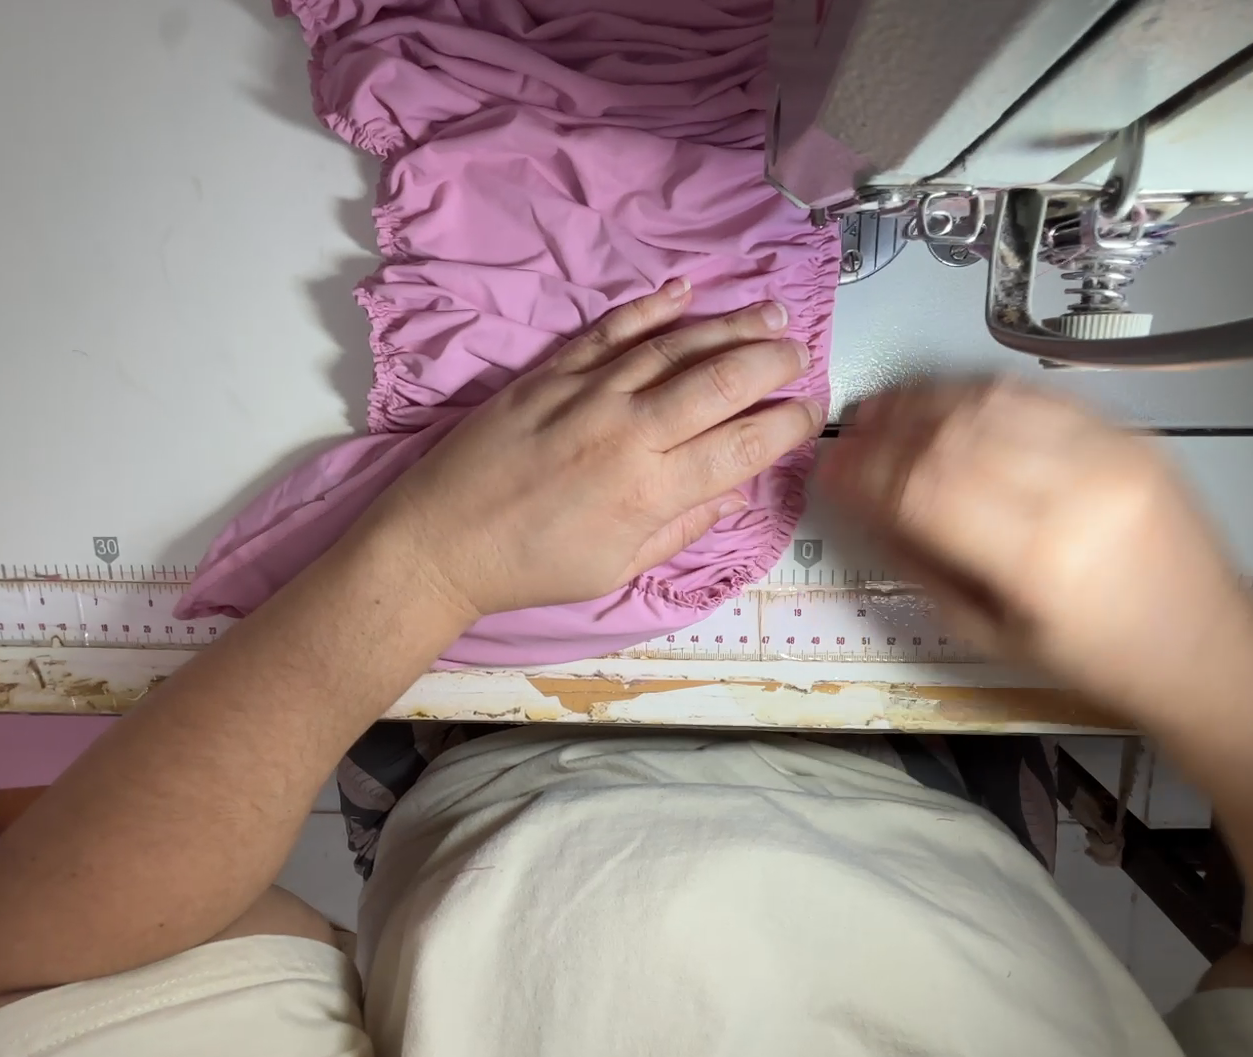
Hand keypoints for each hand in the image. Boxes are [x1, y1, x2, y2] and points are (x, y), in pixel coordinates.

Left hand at [361, 280, 824, 618]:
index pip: (742, 446)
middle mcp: (628, 432)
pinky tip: (685, 291)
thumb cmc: (531, 567)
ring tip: (771, 311)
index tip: (811, 413)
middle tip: (800, 355)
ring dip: (730, 325)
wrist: (442, 541)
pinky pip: (610, 330)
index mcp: (650, 491)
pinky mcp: (549, 373)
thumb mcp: (615, 569)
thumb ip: (680, 528)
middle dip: (773, 363)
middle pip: (721, 382)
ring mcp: (586, 394)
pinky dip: (650, 308)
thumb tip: (733, 493)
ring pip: (675, 345)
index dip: (787, 426)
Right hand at [819, 380, 1252, 723]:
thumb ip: (921, 561)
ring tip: (884, 408)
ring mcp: (1111, 454)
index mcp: (1036, 559)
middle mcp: (1077, 492)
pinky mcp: (1130, 436)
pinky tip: (946, 399)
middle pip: (951, 437)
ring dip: (924, 399)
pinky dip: (978, 391)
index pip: (922, 490)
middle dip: (885, 432)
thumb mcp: (987, 631)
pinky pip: (1037, 395)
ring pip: (990, 402)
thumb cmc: (1095, 660)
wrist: (1209, 651)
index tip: (829, 470)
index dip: (863, 473)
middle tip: (849, 436)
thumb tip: (867, 506)